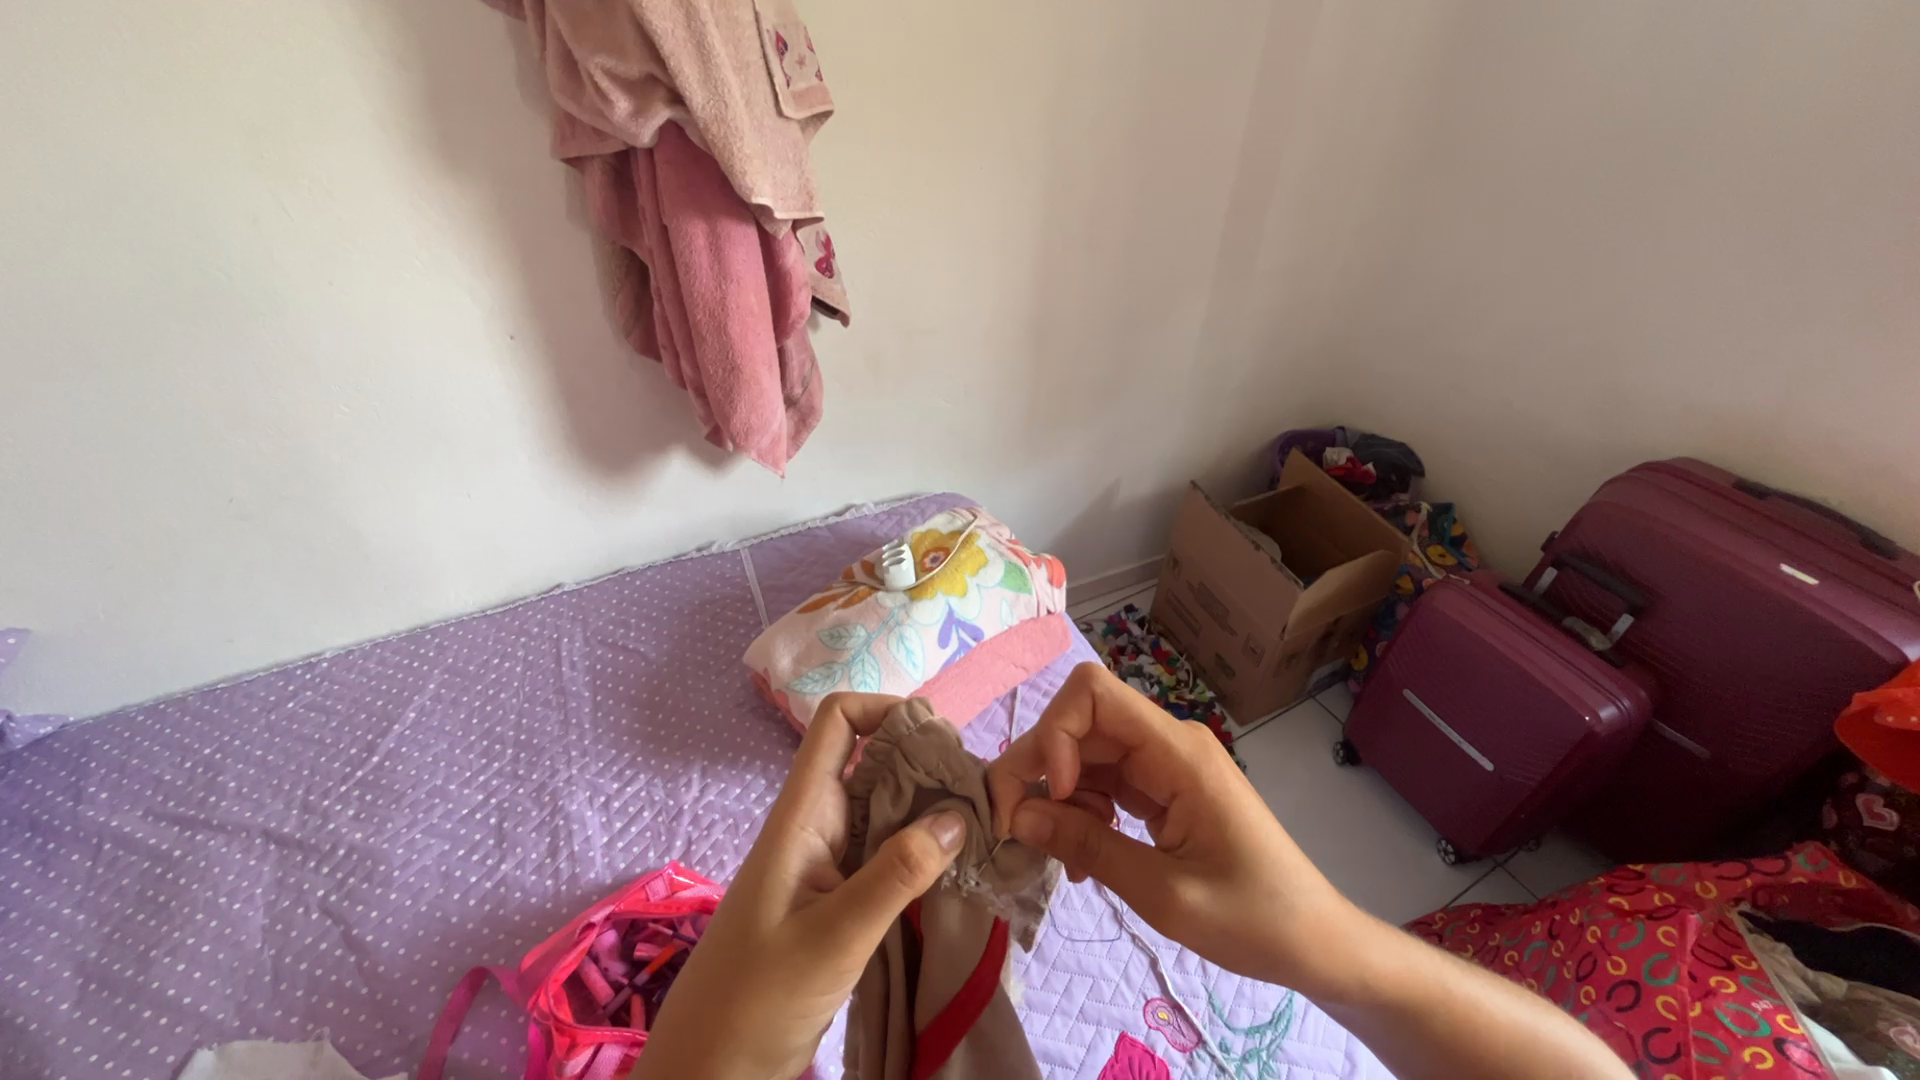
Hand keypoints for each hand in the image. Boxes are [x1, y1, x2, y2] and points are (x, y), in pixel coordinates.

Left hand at [635, 693, 966, 1079]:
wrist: (711, 1070)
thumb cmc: (758, 998)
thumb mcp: (833, 936)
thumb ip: (895, 874)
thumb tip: (955, 816)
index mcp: (801, 814)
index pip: (837, 722)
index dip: (884, 709)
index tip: (938, 736)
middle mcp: (816, 825)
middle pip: (872, 760)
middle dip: (923, 762)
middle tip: (977, 790)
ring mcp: (828, 862)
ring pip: (883, 808)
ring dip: (927, 808)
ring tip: (979, 824)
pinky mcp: (839, 897)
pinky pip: (886, 853)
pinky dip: (920, 850)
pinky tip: (955, 866)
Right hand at [986, 663, 1366, 997]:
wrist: (1315, 943)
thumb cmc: (1254, 919)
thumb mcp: (1163, 893)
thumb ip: (1087, 846)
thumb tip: (1017, 816)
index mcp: (1178, 752)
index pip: (1093, 693)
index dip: (1055, 732)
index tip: (1051, 797)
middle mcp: (1166, 744)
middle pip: (1078, 725)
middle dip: (1038, 769)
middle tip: (1014, 831)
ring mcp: (1162, 766)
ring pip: (1082, 755)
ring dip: (1056, 798)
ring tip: (1059, 857)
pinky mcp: (1158, 789)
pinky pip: (1101, 783)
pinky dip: (1078, 814)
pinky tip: (1081, 860)